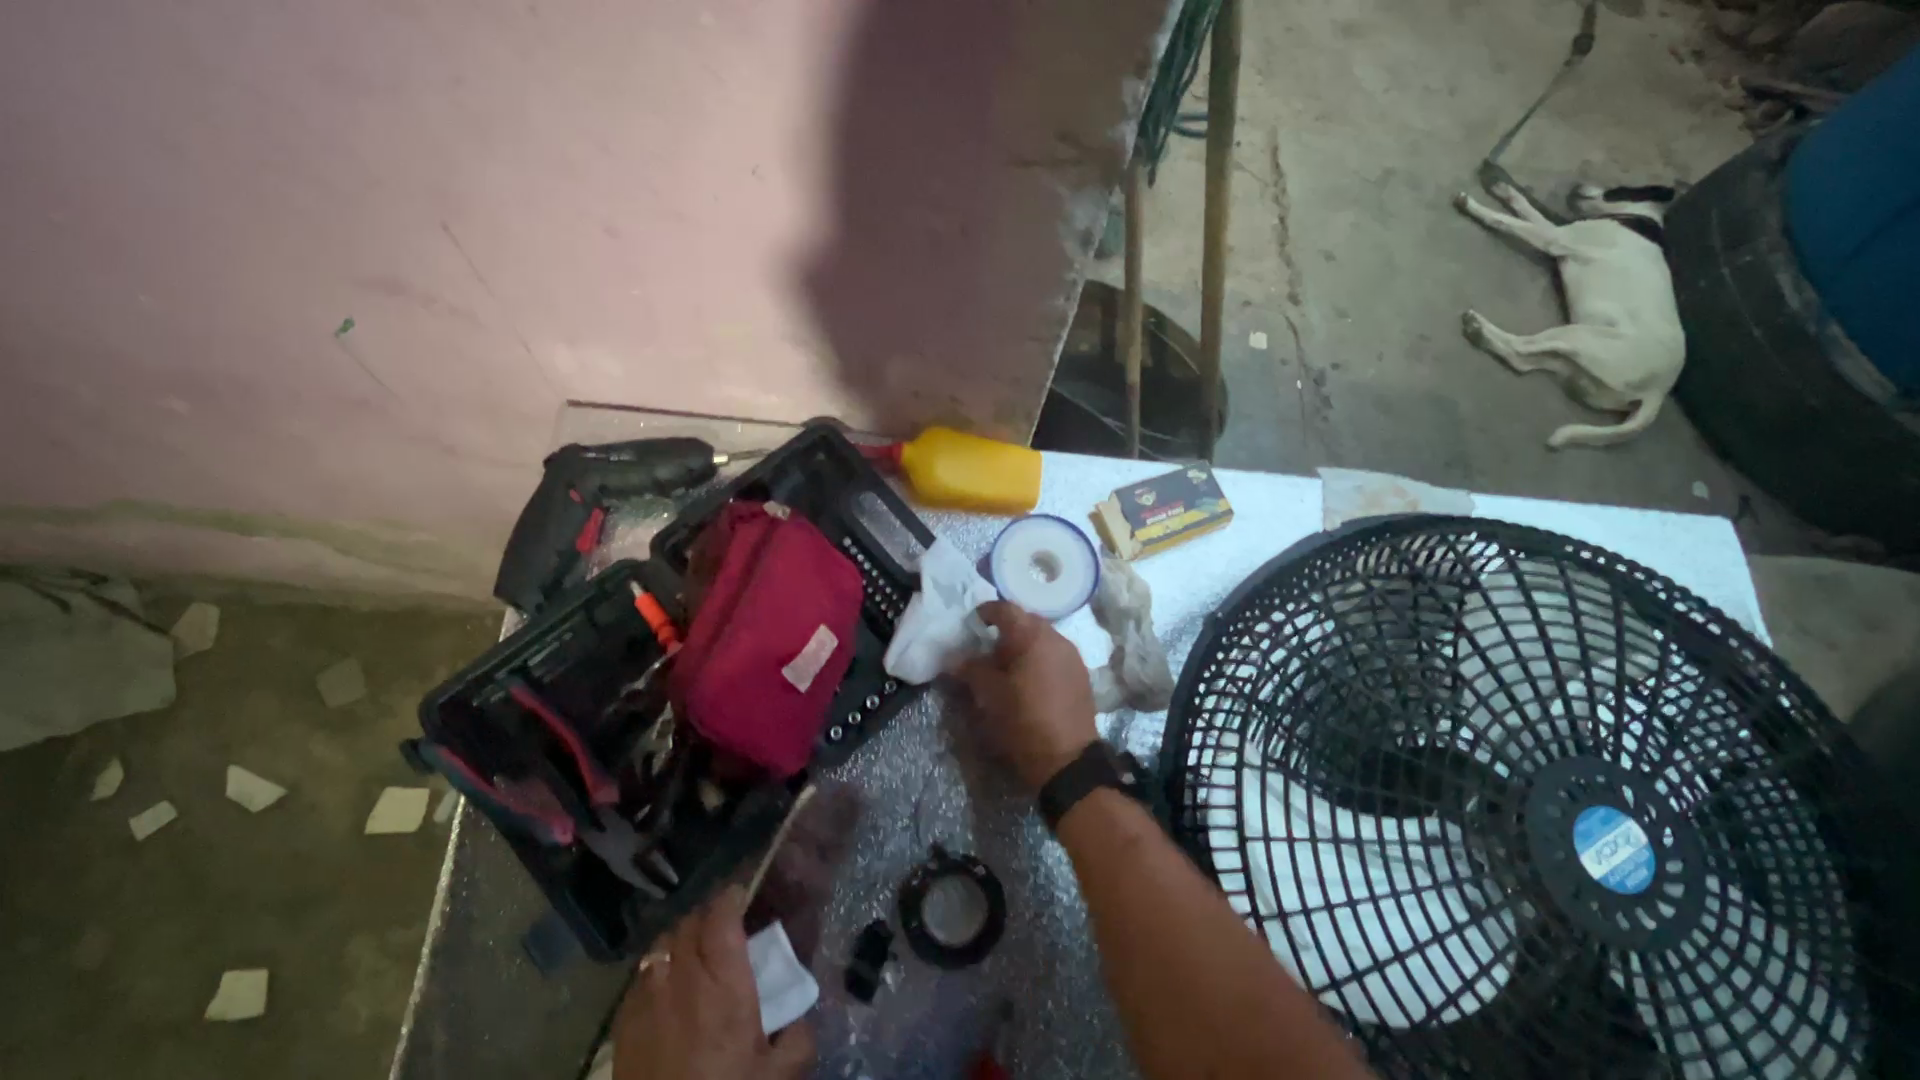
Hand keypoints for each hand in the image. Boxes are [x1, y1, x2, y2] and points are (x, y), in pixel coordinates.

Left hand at [612, 887, 814, 1079]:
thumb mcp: (780, 1077)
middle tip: (724, 926)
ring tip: (694, 952)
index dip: (731, 898)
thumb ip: (799, 1040)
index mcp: (725, 985)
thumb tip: (799, 1020)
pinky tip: (667, 988)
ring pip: (662, 944)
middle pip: (689, 923)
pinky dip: (657, 967)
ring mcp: (647, 998)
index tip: (741, 896)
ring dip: (681, 938)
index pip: (721, 918)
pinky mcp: (623, 1021)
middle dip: (707, 916)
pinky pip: (641, 974)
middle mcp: (683, 979)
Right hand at [959, 600, 1098, 794]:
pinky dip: (1039, 660)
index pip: (1006, 609)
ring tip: (1007, 668)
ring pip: (1043, 639)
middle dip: (1007, 630)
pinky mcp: (1081, 676)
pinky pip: (1056, 656)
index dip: (986, 611)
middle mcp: (1057, 638)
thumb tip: (955, 659)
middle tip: (988, 648)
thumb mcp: (989, 695)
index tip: (973, 622)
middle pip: (1027, 622)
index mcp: (1032, 636)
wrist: (1066, 759)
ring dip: (1024, 646)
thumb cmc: (1022, 721)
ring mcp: (1073, 657)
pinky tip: (1029, 681)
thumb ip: (971, 669)